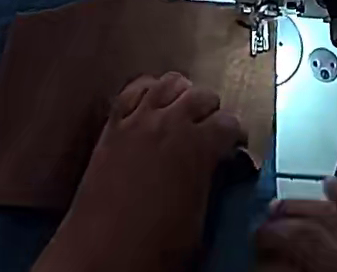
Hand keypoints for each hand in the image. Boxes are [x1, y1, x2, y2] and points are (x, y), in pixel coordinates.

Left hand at [33, 72, 247, 271]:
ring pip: (169, 82)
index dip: (236, 135)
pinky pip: (134, 89)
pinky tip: (152, 103)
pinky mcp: (114, 123)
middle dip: (213, 111)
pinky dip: (148, 91)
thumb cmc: (153, 253)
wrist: (99, 260)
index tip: (235, 146)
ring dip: (183, 93)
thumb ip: (210, 184)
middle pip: (202, 94)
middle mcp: (170, 122)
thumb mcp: (198, 224)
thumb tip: (218, 168)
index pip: (229, 123)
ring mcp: (139, 118)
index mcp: (197, 147)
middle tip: (212, 130)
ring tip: (184, 111)